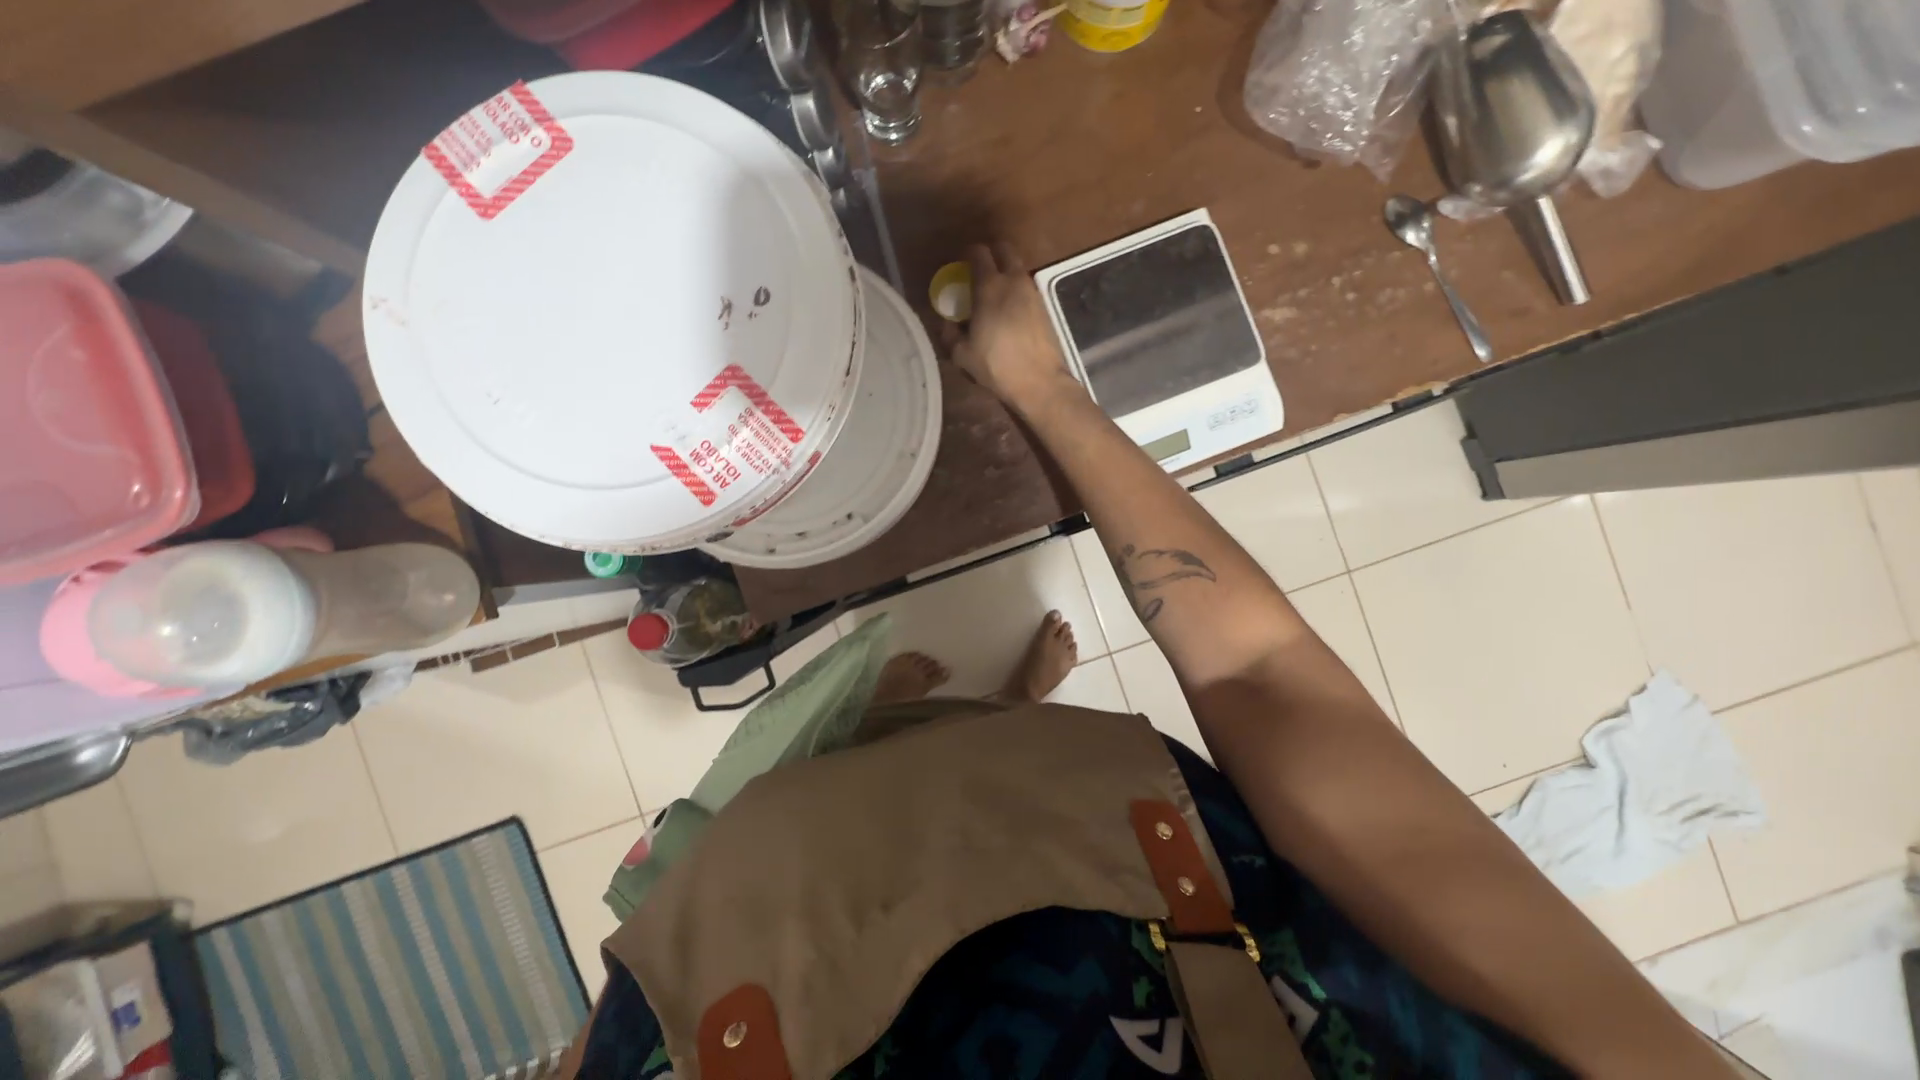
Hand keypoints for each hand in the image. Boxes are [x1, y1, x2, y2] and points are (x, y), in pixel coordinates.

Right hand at [951, 244, 1085, 415]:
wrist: (1039, 381)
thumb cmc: (996, 365)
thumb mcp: (961, 354)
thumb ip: (949, 333)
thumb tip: (947, 322)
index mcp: (989, 287)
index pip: (979, 253)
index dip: (968, 253)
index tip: (960, 264)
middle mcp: (1013, 281)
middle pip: (1004, 250)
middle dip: (991, 253)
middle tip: (979, 270)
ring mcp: (1032, 292)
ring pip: (1018, 268)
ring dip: (1005, 272)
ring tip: (993, 293)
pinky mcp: (1044, 307)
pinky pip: (1026, 287)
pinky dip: (1016, 290)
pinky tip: (1008, 311)